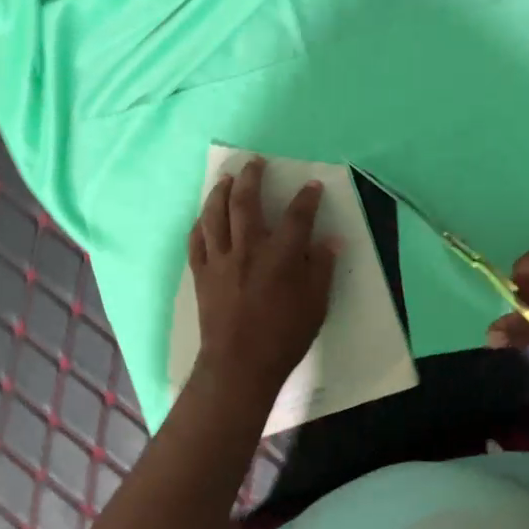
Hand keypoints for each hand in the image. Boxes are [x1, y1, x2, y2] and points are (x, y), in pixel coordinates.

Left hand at [188, 158, 337, 400]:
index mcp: (281, 255)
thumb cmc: (284, 337)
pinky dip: (200, 224)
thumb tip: (331, 240)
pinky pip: (196, 241)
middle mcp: (248, 248)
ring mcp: (220, 259)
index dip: (307, 198)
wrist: (239, 365)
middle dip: (252, 177)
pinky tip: (203, 217)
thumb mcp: (316, 305)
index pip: (297, 216)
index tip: (312, 186)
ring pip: (215, 214)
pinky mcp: (201, 274)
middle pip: (246, 201)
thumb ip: (322, 269)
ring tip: (225, 178)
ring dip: (219, 191)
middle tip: (255, 162)